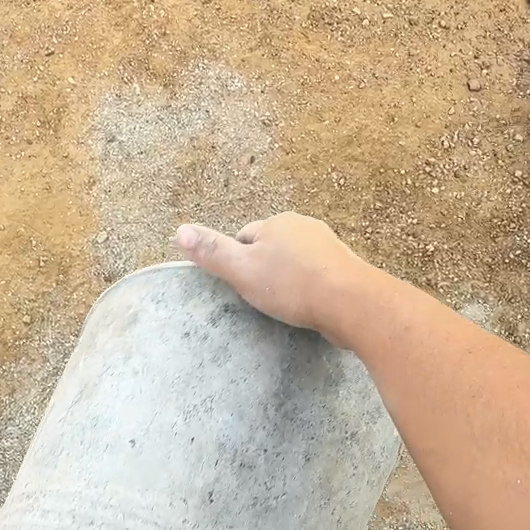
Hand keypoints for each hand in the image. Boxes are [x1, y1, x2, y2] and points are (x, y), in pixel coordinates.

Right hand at [175, 213, 378, 346]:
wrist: (350, 302)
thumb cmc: (292, 286)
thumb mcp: (242, 270)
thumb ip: (212, 252)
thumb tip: (179, 230)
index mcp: (276, 222)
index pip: (244, 237)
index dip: (237, 261)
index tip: (239, 285)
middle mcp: (303, 226)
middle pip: (271, 248)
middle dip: (264, 269)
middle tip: (261, 299)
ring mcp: (327, 246)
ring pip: (295, 261)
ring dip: (288, 280)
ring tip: (285, 305)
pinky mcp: (343, 268)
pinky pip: (316, 275)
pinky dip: (308, 289)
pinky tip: (307, 307)